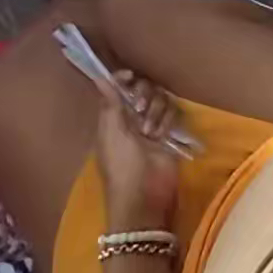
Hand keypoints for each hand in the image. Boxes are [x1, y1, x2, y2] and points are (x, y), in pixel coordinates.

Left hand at [94, 70, 181, 231]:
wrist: (144, 196)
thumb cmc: (122, 166)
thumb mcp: (111, 134)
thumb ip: (110, 104)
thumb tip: (100, 77)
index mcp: (113, 117)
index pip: (119, 88)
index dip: (124, 79)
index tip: (130, 76)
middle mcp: (132, 117)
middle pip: (143, 89)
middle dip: (144, 95)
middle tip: (141, 110)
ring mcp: (152, 125)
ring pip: (160, 99)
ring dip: (157, 112)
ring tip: (151, 132)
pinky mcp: (170, 134)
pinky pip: (173, 113)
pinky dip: (168, 121)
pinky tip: (163, 136)